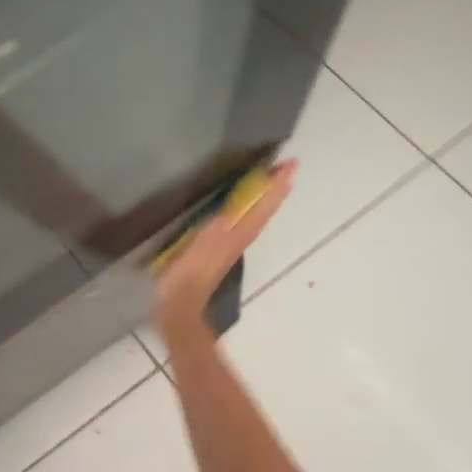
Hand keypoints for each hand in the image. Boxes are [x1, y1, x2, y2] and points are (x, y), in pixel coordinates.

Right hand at [154, 160, 294, 330]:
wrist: (180, 306)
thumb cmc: (185, 276)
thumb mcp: (196, 251)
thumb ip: (212, 232)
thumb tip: (228, 213)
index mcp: (235, 235)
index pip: (261, 206)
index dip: (275, 186)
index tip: (290, 165)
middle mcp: (240, 238)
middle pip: (265, 210)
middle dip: (277, 189)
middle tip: (290, 167)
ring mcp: (232, 245)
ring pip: (258, 216)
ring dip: (269, 198)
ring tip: (277, 181)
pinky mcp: (223, 249)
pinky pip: (247, 222)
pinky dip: (255, 210)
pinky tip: (249, 207)